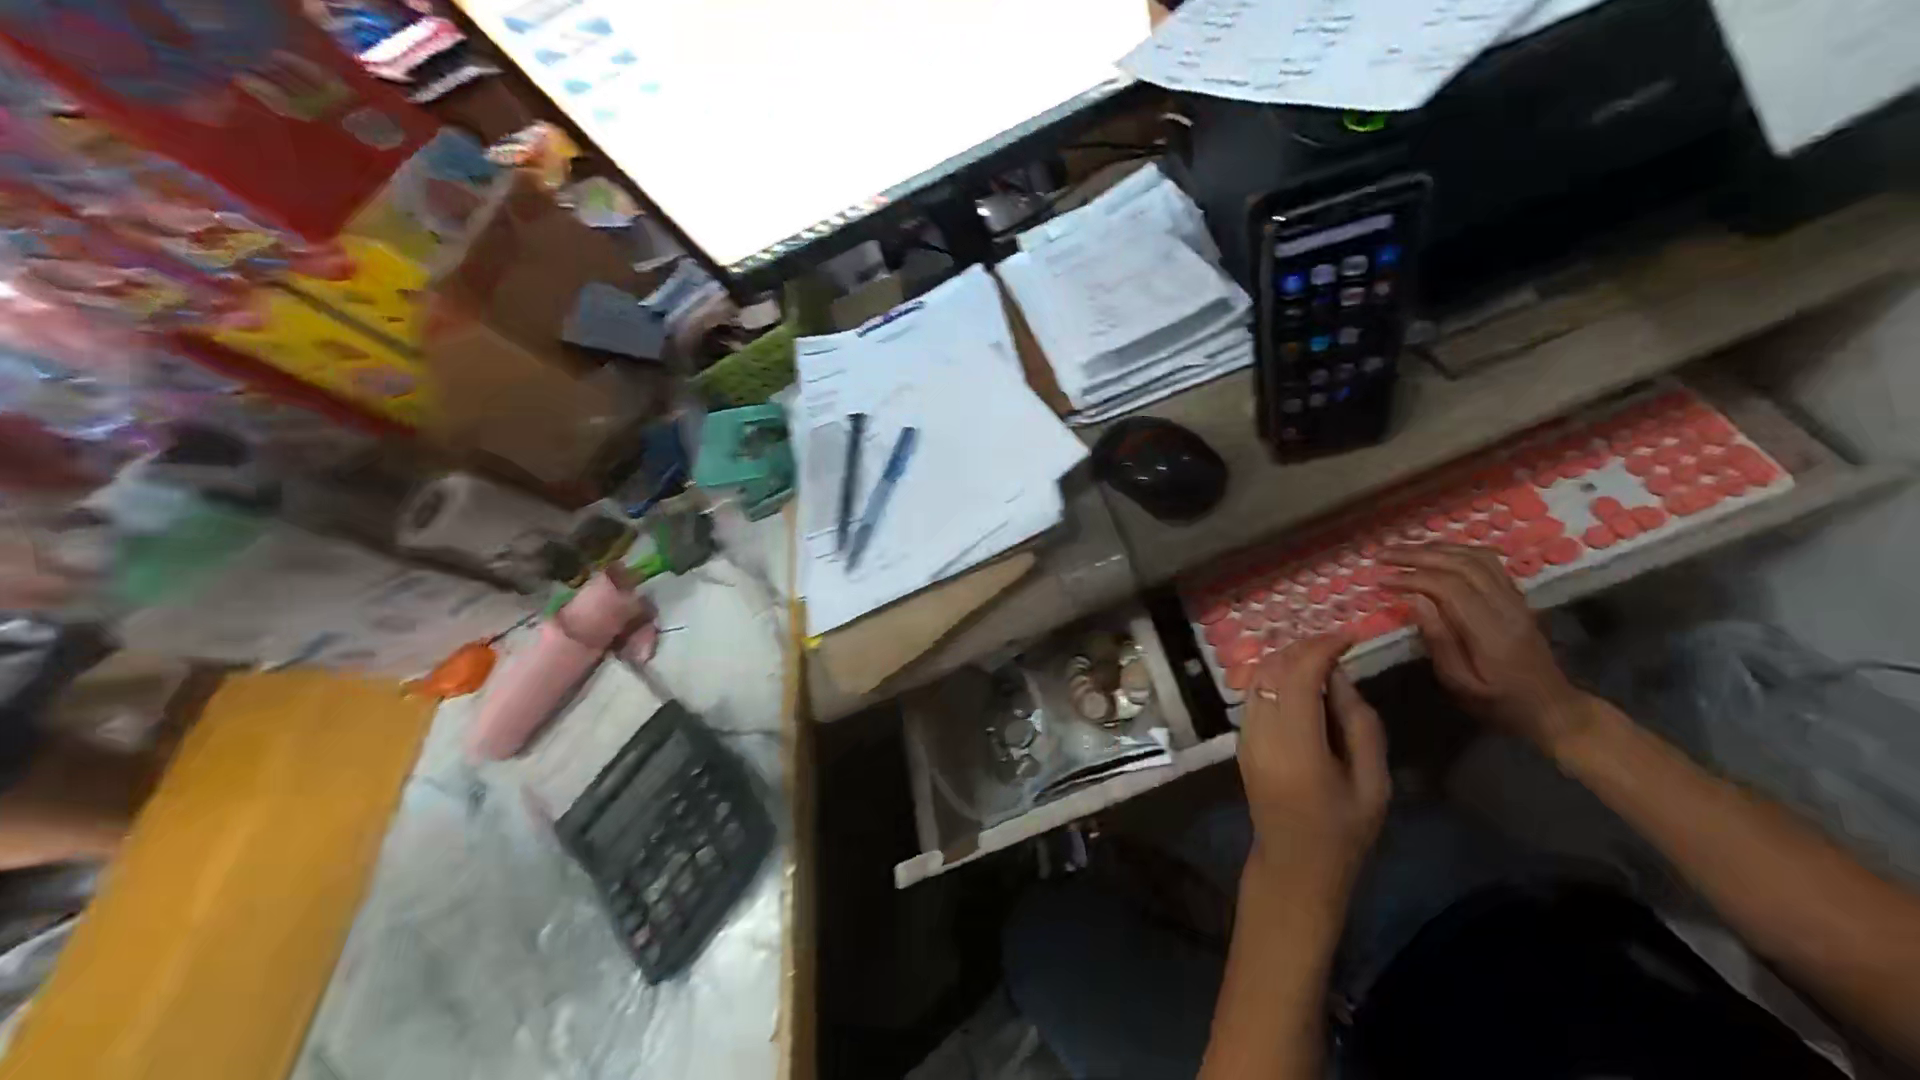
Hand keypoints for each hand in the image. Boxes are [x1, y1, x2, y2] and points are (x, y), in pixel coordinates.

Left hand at [1237, 634, 1389, 906]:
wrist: (1295, 864)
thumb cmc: (1344, 830)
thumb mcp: (1372, 782)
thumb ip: (1359, 724)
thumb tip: (1339, 677)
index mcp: (1296, 747)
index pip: (1297, 678)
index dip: (1320, 650)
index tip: (1348, 637)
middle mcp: (1260, 735)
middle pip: (1271, 671)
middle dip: (1302, 649)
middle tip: (1336, 644)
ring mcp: (1244, 737)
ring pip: (1257, 679)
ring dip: (1285, 660)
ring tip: (1321, 657)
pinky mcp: (1241, 742)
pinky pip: (1253, 695)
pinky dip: (1274, 677)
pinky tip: (1300, 680)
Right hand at [1380, 544, 1590, 750]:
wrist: (1553, 709)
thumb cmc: (1498, 703)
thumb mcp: (1460, 685)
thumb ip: (1438, 641)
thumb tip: (1414, 600)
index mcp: (1491, 631)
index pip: (1449, 588)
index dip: (1412, 578)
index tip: (1381, 580)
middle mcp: (1507, 607)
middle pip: (1462, 565)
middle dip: (1418, 555)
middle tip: (1382, 555)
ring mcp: (1516, 600)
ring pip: (1477, 557)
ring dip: (1436, 548)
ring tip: (1403, 550)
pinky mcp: (1518, 598)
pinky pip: (1489, 563)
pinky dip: (1457, 551)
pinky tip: (1436, 554)